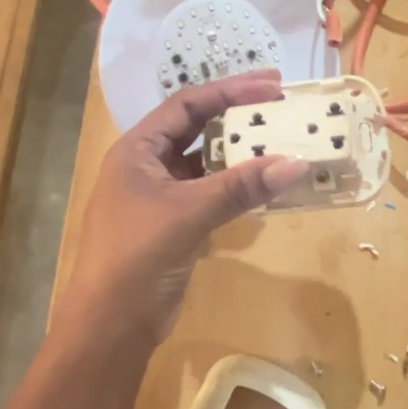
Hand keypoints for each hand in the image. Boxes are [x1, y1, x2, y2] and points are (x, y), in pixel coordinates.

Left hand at [59, 70, 309, 350]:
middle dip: (238, 115)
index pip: (187, 104)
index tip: (273, 83)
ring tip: (281, 139)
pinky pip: (211, 192)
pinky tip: (266, 183)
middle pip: (197, 128)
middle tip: (283, 105)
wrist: (110, 325)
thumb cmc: (137, 256)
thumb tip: (296, 162)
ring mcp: (160, 196)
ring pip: (206, 162)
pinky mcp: (174, 224)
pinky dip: (237, 186)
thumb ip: (241, 186)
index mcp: (137, 149)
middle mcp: (146, 165)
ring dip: (240, 152)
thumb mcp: (189, 214)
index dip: (230, 90)